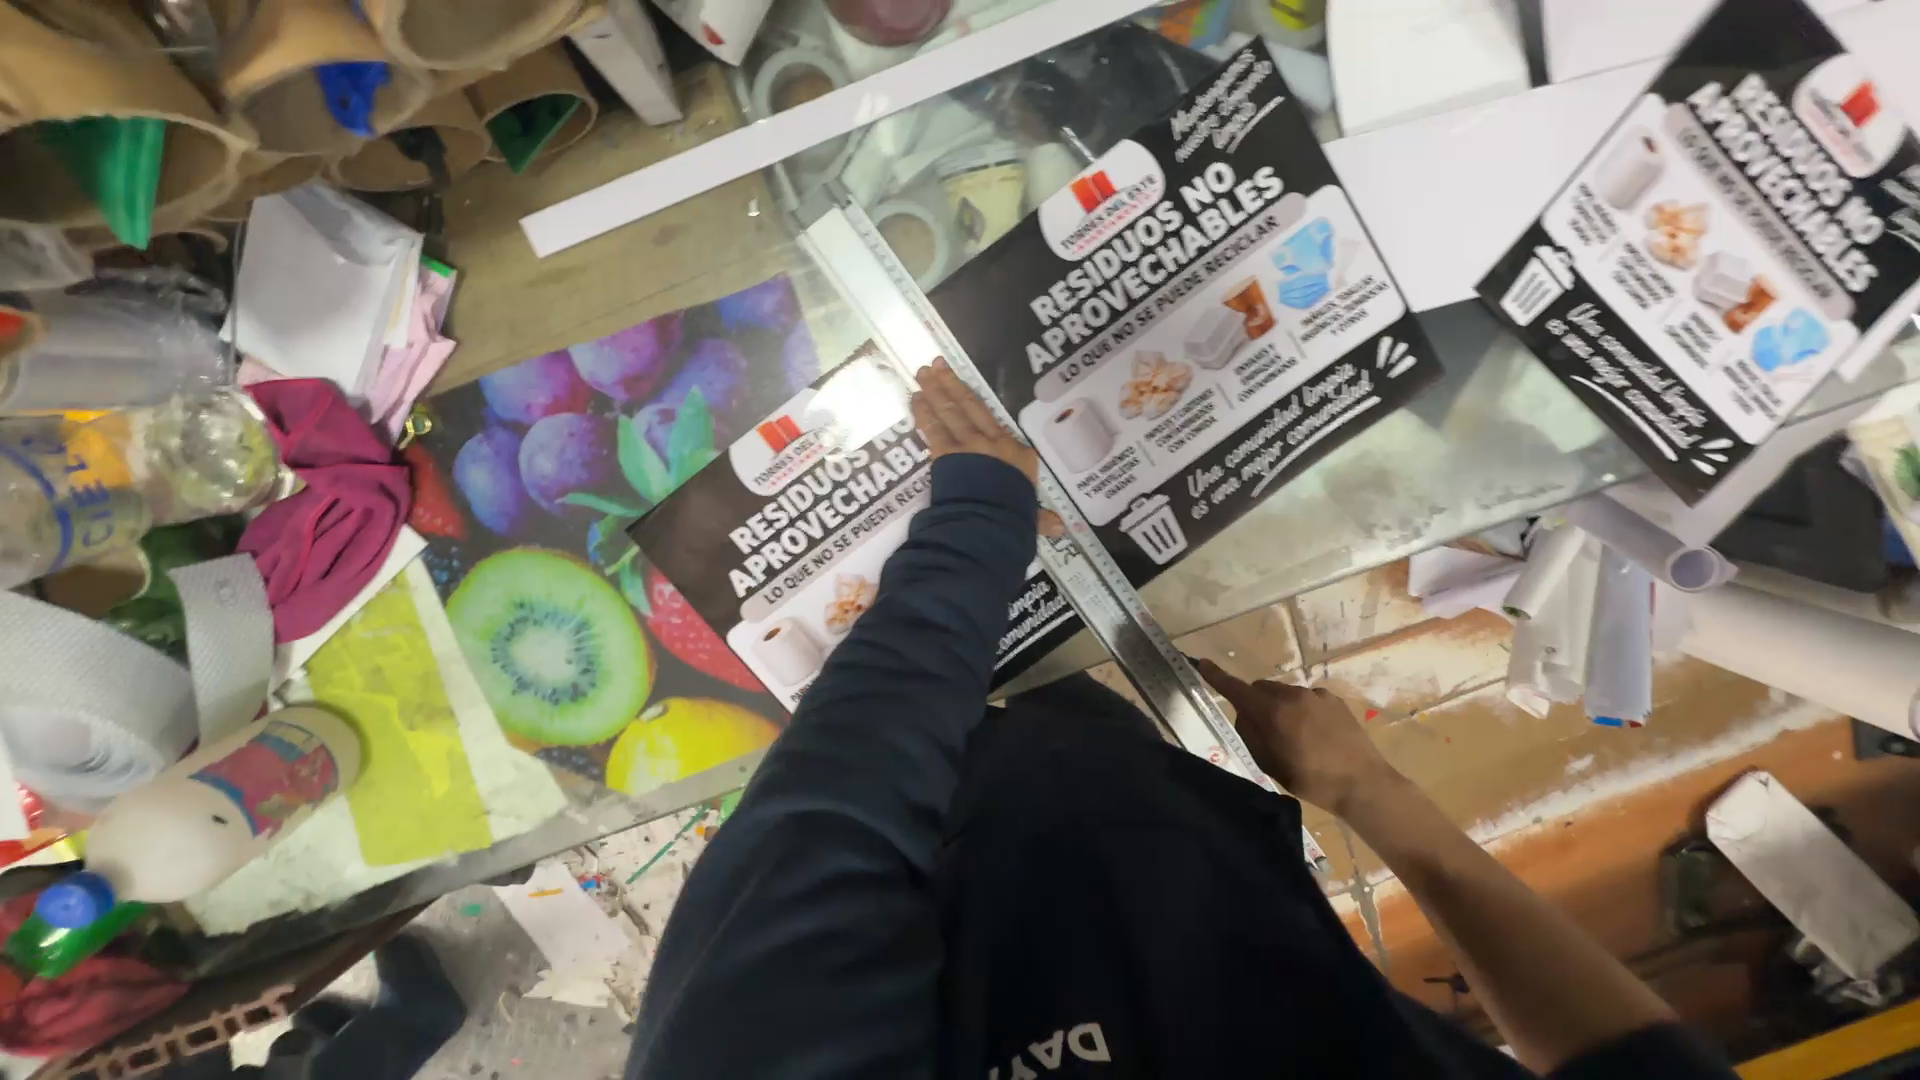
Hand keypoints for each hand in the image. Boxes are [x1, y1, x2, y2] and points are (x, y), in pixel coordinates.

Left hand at [911, 359, 1063, 536]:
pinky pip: (932, 428)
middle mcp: (992, 442)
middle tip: (935, 364)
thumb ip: (1040, 517)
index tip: (965, 392)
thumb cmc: (1013, 516)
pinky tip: (914, 399)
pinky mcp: (946, 454)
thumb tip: (1059, 529)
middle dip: (951, 383)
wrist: (991, 520)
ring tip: (921, 373)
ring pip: (948, 411)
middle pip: (968, 406)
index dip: (977, 405)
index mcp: (1016, 454)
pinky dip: (922, 413)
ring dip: (933, 390)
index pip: (995, 426)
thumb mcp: (1030, 516)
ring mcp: (967, 444)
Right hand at [1195, 660, 1403, 818]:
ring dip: (1280, 707)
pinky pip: (1307, 698)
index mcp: (1271, 712)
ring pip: (1284, 693)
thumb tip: (1243, 713)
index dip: (1216, 677)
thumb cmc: (1310, 779)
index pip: (1236, 689)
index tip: (1202, 663)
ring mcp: (1315, 695)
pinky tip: (1316, 734)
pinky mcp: (1334, 700)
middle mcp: (1291, 695)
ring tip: (1295, 737)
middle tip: (1264, 731)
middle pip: (1260, 688)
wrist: (1363, 784)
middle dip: (1255, 702)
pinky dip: (1302, 710)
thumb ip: (1250, 733)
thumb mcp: (1269, 763)